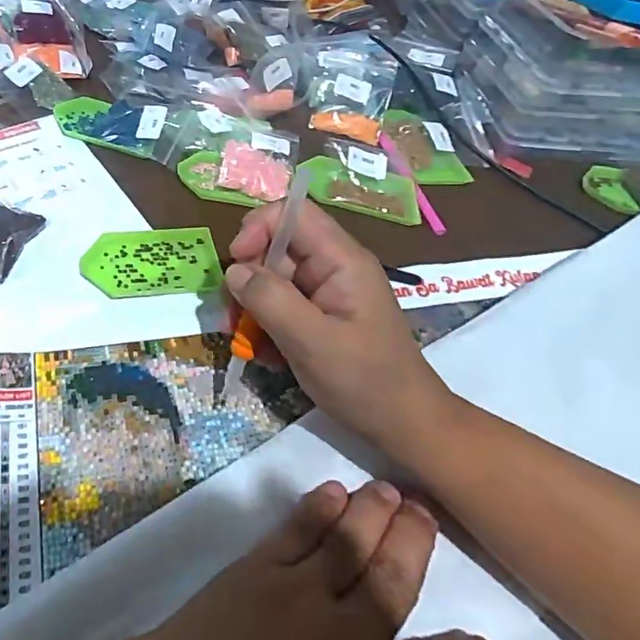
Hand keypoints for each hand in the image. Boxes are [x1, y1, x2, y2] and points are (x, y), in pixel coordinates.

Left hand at [107, 480, 438, 639]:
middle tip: (425, 507)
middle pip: (386, 581)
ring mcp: (293, 594)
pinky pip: (294, 533)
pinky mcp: (252, 570)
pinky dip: (317, 509)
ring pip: (345, 545)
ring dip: (370, 515)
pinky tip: (333, 491)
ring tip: (390, 490)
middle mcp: (338, 632)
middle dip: (411, 544)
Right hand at [226, 201, 456, 455]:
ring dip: (251, 306)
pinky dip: (264, 324)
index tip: (236, 262)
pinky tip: (266, 354)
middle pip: (275, 246)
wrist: (406, 426)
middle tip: (233, 315)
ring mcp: (325, 291)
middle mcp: (332, 266)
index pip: (293, 213)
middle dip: (247, 275)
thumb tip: (234, 270)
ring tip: (247, 341)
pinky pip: (279, 304)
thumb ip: (271, 300)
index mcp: (341, 260)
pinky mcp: (318, 314)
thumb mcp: (313, 342)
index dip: (258, 227)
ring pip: (271, 277)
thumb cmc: (366, 381)